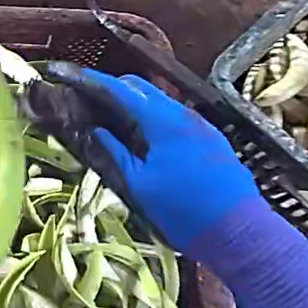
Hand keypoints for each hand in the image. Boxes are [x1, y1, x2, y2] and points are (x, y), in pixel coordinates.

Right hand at [47, 68, 307, 307]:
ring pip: (159, 101)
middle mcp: (184, 114)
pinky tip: (140, 135)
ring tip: (108, 117)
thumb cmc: (184, 212)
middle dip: (111, 88)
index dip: (91, 80)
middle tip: (85, 98)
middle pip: (141, 88)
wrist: (240, 233)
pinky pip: (173, 116)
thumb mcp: (140, 185)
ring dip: (133, 103)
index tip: (67, 75)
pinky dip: (151, 117)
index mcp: (163, 122)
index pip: (121, 89)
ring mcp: (200, 125)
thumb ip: (116, 152)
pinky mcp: (209, 138)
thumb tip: (96, 130)